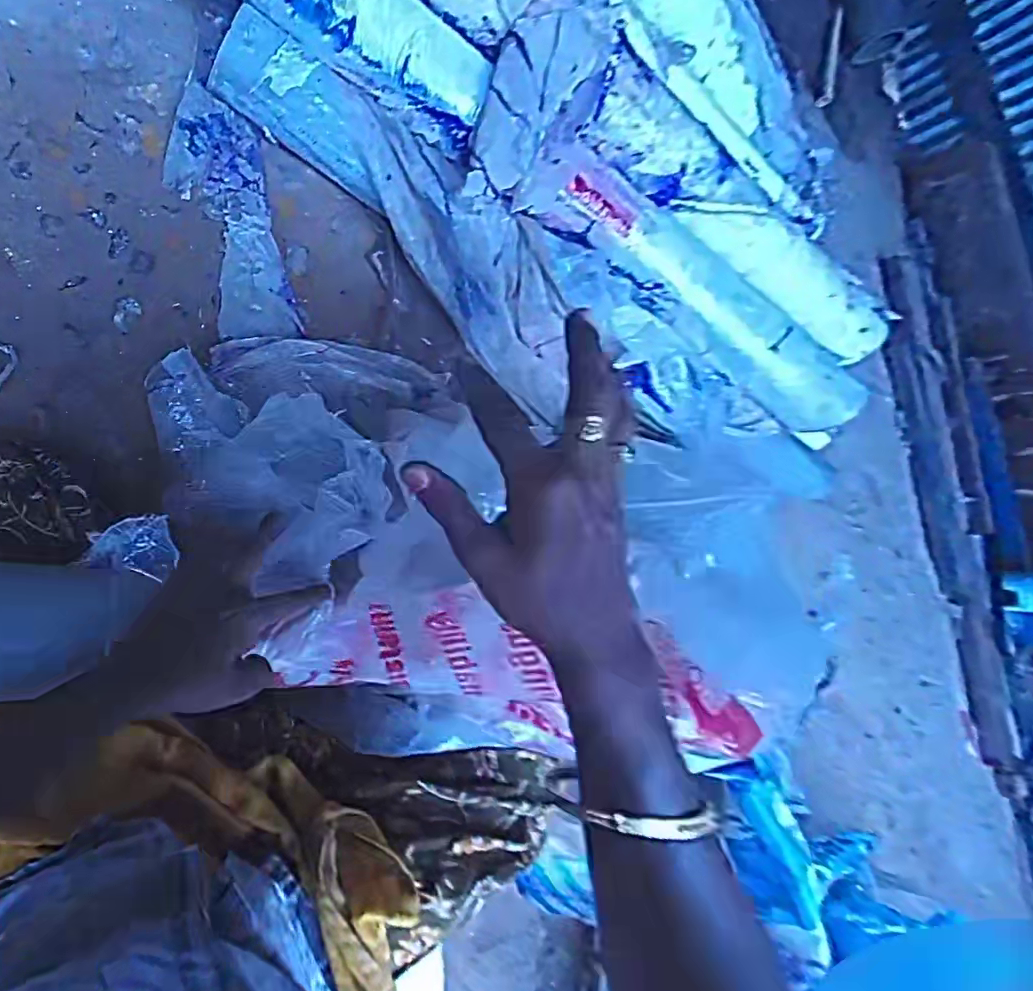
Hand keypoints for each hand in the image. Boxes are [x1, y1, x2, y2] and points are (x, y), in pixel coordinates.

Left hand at [99, 514, 328, 715]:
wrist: (138, 672)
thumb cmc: (189, 683)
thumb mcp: (234, 689)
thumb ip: (259, 673)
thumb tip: (268, 663)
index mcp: (245, 616)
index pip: (287, 602)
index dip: (311, 596)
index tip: (327, 588)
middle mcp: (226, 590)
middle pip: (252, 553)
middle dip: (269, 533)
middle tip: (282, 514)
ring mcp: (197, 581)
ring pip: (221, 546)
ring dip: (236, 531)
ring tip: (245, 521)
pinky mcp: (175, 581)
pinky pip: (192, 552)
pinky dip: (200, 541)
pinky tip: (204, 538)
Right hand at [402, 311, 643, 669]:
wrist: (596, 632)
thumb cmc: (533, 598)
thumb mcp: (481, 558)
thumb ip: (450, 508)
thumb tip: (411, 467)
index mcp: (541, 485)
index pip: (505, 424)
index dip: (480, 391)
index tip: (461, 363)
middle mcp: (581, 472)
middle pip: (589, 400)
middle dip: (585, 355)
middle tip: (582, 316)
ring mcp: (606, 481)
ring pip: (615, 414)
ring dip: (606, 374)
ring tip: (601, 343)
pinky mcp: (615, 494)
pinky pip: (620, 436)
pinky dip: (615, 407)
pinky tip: (610, 404)